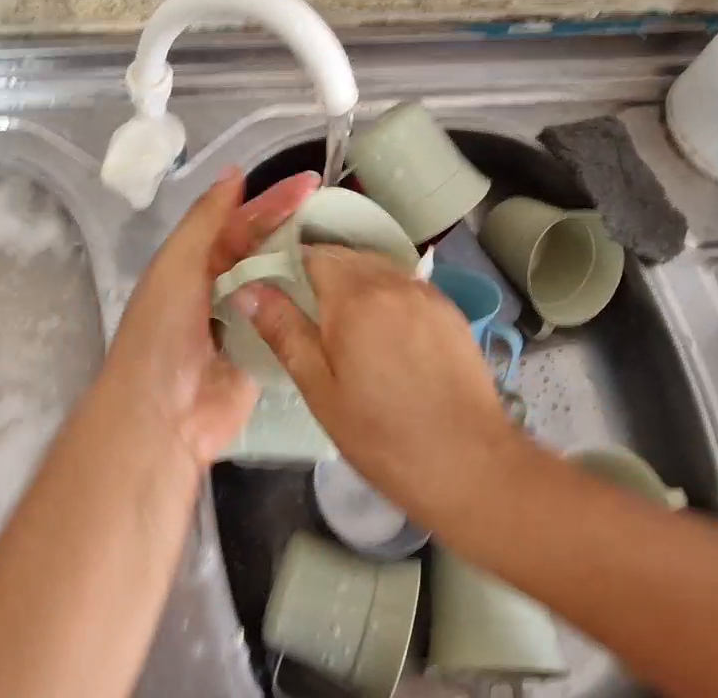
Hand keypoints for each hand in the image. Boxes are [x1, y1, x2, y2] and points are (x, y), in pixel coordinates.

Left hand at [104, 169, 319, 468]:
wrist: (163, 413)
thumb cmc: (163, 330)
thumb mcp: (178, 262)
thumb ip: (206, 218)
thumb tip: (235, 172)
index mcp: (195, 262)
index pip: (240, 221)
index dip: (273, 200)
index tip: (312, 183)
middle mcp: (221, 286)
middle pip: (264, 248)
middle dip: (295, 227)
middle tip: (338, 209)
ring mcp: (245, 320)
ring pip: (280, 282)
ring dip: (308, 265)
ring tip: (350, 244)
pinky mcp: (266, 351)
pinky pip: (290, 321)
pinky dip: (310, 305)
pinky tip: (343, 290)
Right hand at [233, 245, 522, 523]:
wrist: (470, 464)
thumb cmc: (382, 435)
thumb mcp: (320, 388)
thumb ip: (284, 331)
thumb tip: (248, 289)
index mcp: (355, 296)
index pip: (311, 254)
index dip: (285, 266)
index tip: (272, 294)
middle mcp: (393, 281)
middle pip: (345, 257)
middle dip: (318, 275)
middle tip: (301, 314)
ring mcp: (427, 293)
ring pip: (376, 268)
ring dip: (352, 283)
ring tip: (339, 326)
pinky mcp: (449, 311)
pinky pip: (404, 286)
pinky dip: (384, 296)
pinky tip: (380, 334)